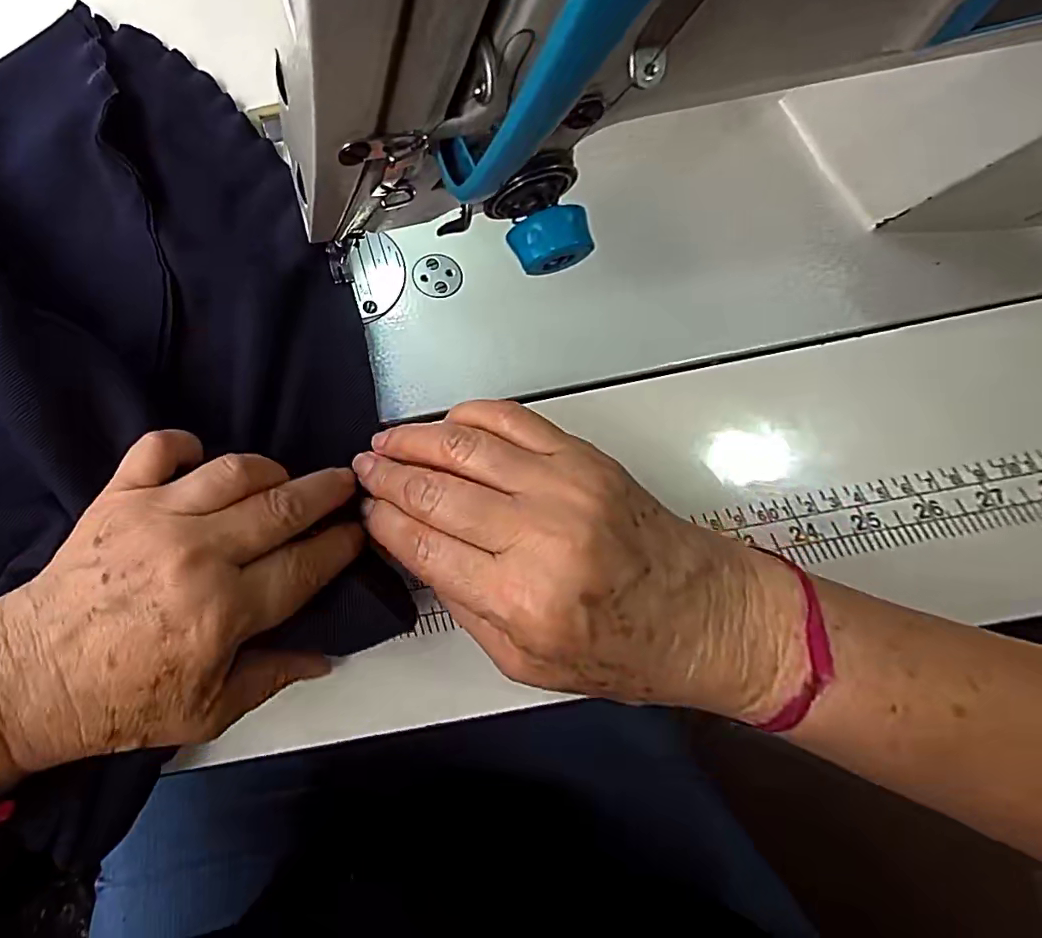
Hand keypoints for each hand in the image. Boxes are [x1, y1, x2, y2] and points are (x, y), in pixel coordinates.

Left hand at [0, 431, 362, 791]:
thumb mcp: (208, 711)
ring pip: (230, 471)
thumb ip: (270, 676)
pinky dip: (183, 443)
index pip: (305, 565)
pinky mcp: (115, 497)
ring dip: (267, 469)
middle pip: (281, 507)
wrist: (37, 671)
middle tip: (341, 485)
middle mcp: (196, 552)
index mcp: (225, 610)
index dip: (340, 545)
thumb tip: (322, 654)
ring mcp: (153, 516)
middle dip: (323, 493)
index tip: (357, 532)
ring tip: (280, 478)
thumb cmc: (120, 699)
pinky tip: (197, 455)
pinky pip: (157, 447)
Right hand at [353, 400, 806, 721]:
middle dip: (384, 476)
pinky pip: (508, 419)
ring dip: (410, 440)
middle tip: (362, 468)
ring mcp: (565, 489)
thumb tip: (407, 542)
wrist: (714, 620)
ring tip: (384, 442)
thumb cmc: (618, 651)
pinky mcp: (585, 460)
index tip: (363, 507)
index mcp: (520, 599)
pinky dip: (464, 416)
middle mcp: (540, 537)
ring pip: (459, 447)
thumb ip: (457, 602)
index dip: (379, 519)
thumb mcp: (520, 660)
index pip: (419, 543)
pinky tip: (441, 426)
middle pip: (431, 491)